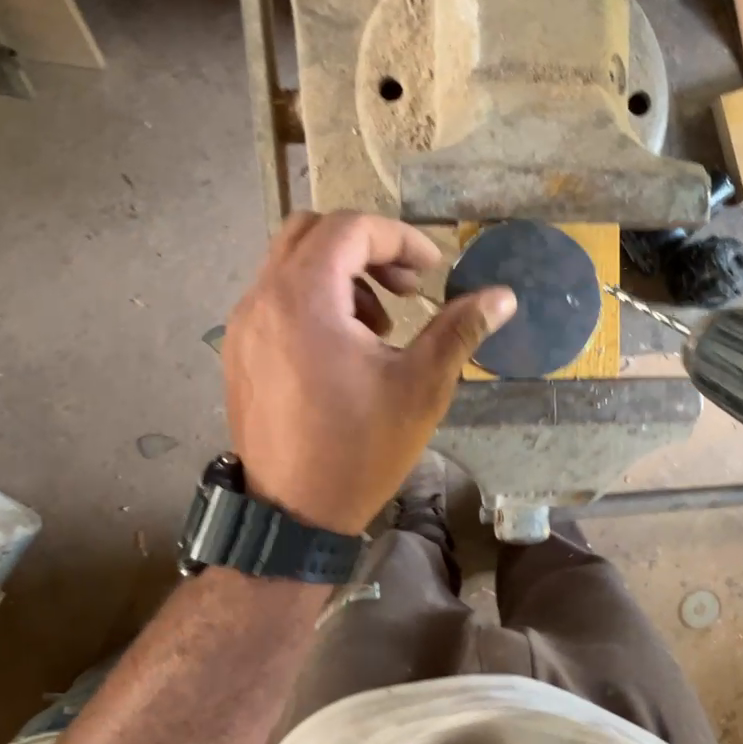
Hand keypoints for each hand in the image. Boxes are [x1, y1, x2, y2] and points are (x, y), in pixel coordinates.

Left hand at [223, 213, 515, 535]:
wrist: (293, 514)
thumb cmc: (361, 448)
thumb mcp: (421, 386)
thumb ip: (460, 330)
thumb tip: (503, 297)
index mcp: (304, 297)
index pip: (350, 229)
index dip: (399, 239)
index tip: (434, 270)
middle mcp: (262, 299)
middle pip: (312, 232)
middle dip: (366, 249)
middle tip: (406, 288)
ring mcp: (242, 326)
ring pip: (289, 265)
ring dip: (340, 276)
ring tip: (381, 327)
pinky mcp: (239, 353)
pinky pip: (274, 299)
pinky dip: (313, 302)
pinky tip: (345, 352)